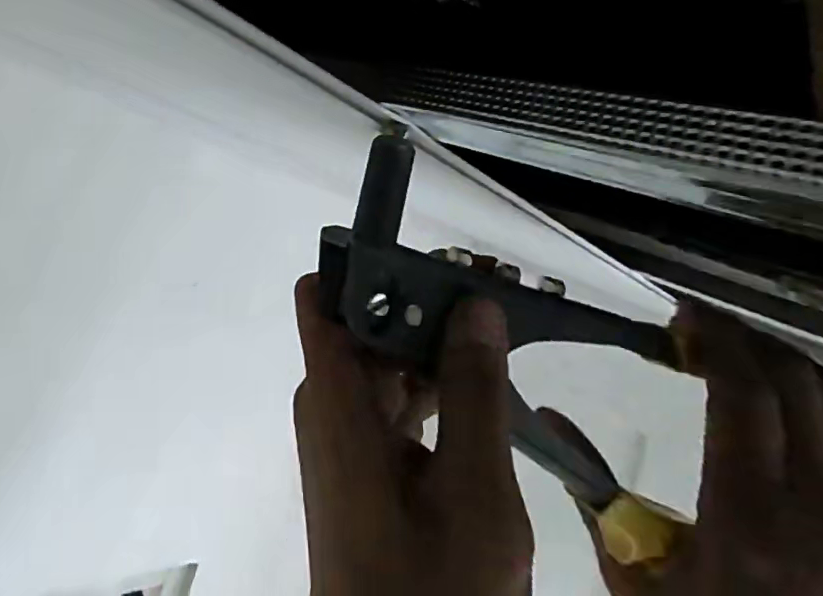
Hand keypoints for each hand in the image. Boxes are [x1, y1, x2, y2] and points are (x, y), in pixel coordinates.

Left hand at [292, 273, 532, 595]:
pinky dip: (434, 383)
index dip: (367, 266)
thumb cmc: (431, 588)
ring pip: (384, 360)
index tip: (429, 259)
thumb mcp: (473, 493)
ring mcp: (347, 433)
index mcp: (335, 400)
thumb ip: (474, 391)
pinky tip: (482, 378)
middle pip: (365, 322)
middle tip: (492, 284)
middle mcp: (330, 404)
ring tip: (500, 320)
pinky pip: (393, 398)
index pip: (323, 298)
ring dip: (436, 340)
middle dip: (424, 299)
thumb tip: (476, 303)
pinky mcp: (364, 460)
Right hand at [543, 305, 822, 595]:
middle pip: (795, 379)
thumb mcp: (641, 591)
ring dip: (787, 367)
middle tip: (701, 334)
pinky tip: (792, 421)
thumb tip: (552, 418)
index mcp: (753, 521)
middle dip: (744, 338)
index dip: (714, 334)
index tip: (680, 315)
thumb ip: (597, 500)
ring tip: (744, 366)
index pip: (744, 388)